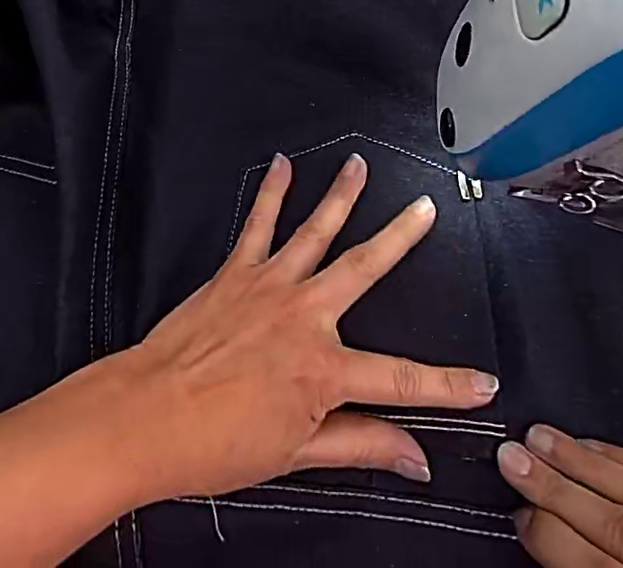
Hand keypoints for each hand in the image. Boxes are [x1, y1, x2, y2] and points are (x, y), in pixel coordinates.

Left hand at [99, 152, 498, 501]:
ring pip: (316, 231)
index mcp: (322, 370)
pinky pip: (258, 225)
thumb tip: (413, 459)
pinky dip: (271, 192)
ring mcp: (271, 286)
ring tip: (359, 165)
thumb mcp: (295, 455)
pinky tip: (282, 165)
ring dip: (341, 195)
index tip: (483, 384)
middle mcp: (304, 316)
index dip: (449, 386)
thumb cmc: (211, 444)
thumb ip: (361, 446)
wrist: (139, 422)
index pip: (402, 380)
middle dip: (402, 236)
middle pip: (365, 267)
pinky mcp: (237, 273)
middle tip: (426, 209)